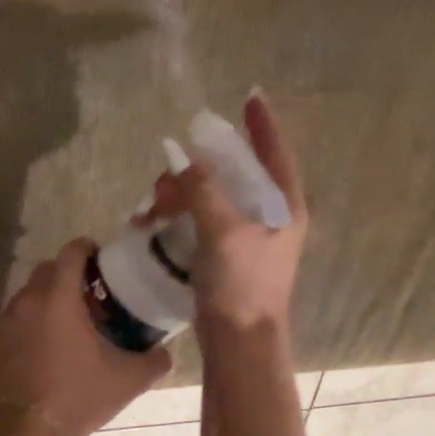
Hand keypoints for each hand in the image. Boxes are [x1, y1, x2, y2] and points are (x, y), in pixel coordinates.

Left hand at [0, 238, 172, 435]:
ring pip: (28, 293)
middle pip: (46, 269)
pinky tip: (46, 343)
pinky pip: (15, 318)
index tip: (101, 259)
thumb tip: (165, 350)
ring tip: (69, 319)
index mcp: (58, 298)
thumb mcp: (129, 378)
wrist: (30, 431)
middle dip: (67, 273)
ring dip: (47, 297)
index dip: (87, 249)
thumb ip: (155, 359)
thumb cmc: (80, 396)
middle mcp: (27, 300)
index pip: (71, 252)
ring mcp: (6, 320)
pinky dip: (31, 320)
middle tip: (90, 292)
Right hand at [141, 90, 307, 338]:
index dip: (263, 123)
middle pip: (231, 172)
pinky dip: (177, 214)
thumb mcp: (223, 230)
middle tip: (165, 182)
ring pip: (209, 194)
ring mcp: (246, 233)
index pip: (275, 152)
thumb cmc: (242, 284)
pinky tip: (152, 222)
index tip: (251, 95)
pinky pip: (198, 217)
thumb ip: (203, 190)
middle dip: (194, 169)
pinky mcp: (224, 251)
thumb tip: (183, 158)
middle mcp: (270, 214)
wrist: (240, 340)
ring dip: (178, 194)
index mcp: (284, 205)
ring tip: (150, 211)